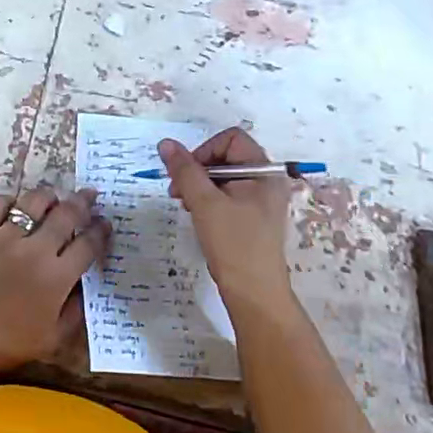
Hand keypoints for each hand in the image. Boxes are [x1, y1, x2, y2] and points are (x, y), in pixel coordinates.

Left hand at [0, 185, 110, 377]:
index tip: (106, 223)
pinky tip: (18, 207)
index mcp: (56, 278)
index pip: (88, 243)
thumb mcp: (53, 337)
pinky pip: (0, 202)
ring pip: (35, 200)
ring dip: (51, 196)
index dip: (101, 230)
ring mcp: (5, 237)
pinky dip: (12, 200)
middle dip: (83, 202)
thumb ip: (76, 308)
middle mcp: (34, 251)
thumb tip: (87, 279)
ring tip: (56, 199)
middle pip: (67, 213)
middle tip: (90, 197)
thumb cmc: (6, 343)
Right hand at [159, 128, 294, 306]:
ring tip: (187, 206)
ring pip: (223, 177)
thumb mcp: (204, 202)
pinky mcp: (253, 218)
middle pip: (226, 156)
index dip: (204, 150)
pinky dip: (209, 201)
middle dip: (197, 170)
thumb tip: (166, 144)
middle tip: (178, 191)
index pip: (231, 139)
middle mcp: (267, 180)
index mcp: (264, 171)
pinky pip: (227, 196)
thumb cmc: (233, 243)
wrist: (254, 294)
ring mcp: (261, 201)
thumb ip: (184, 170)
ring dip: (200, 186)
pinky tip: (198, 217)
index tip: (187, 174)